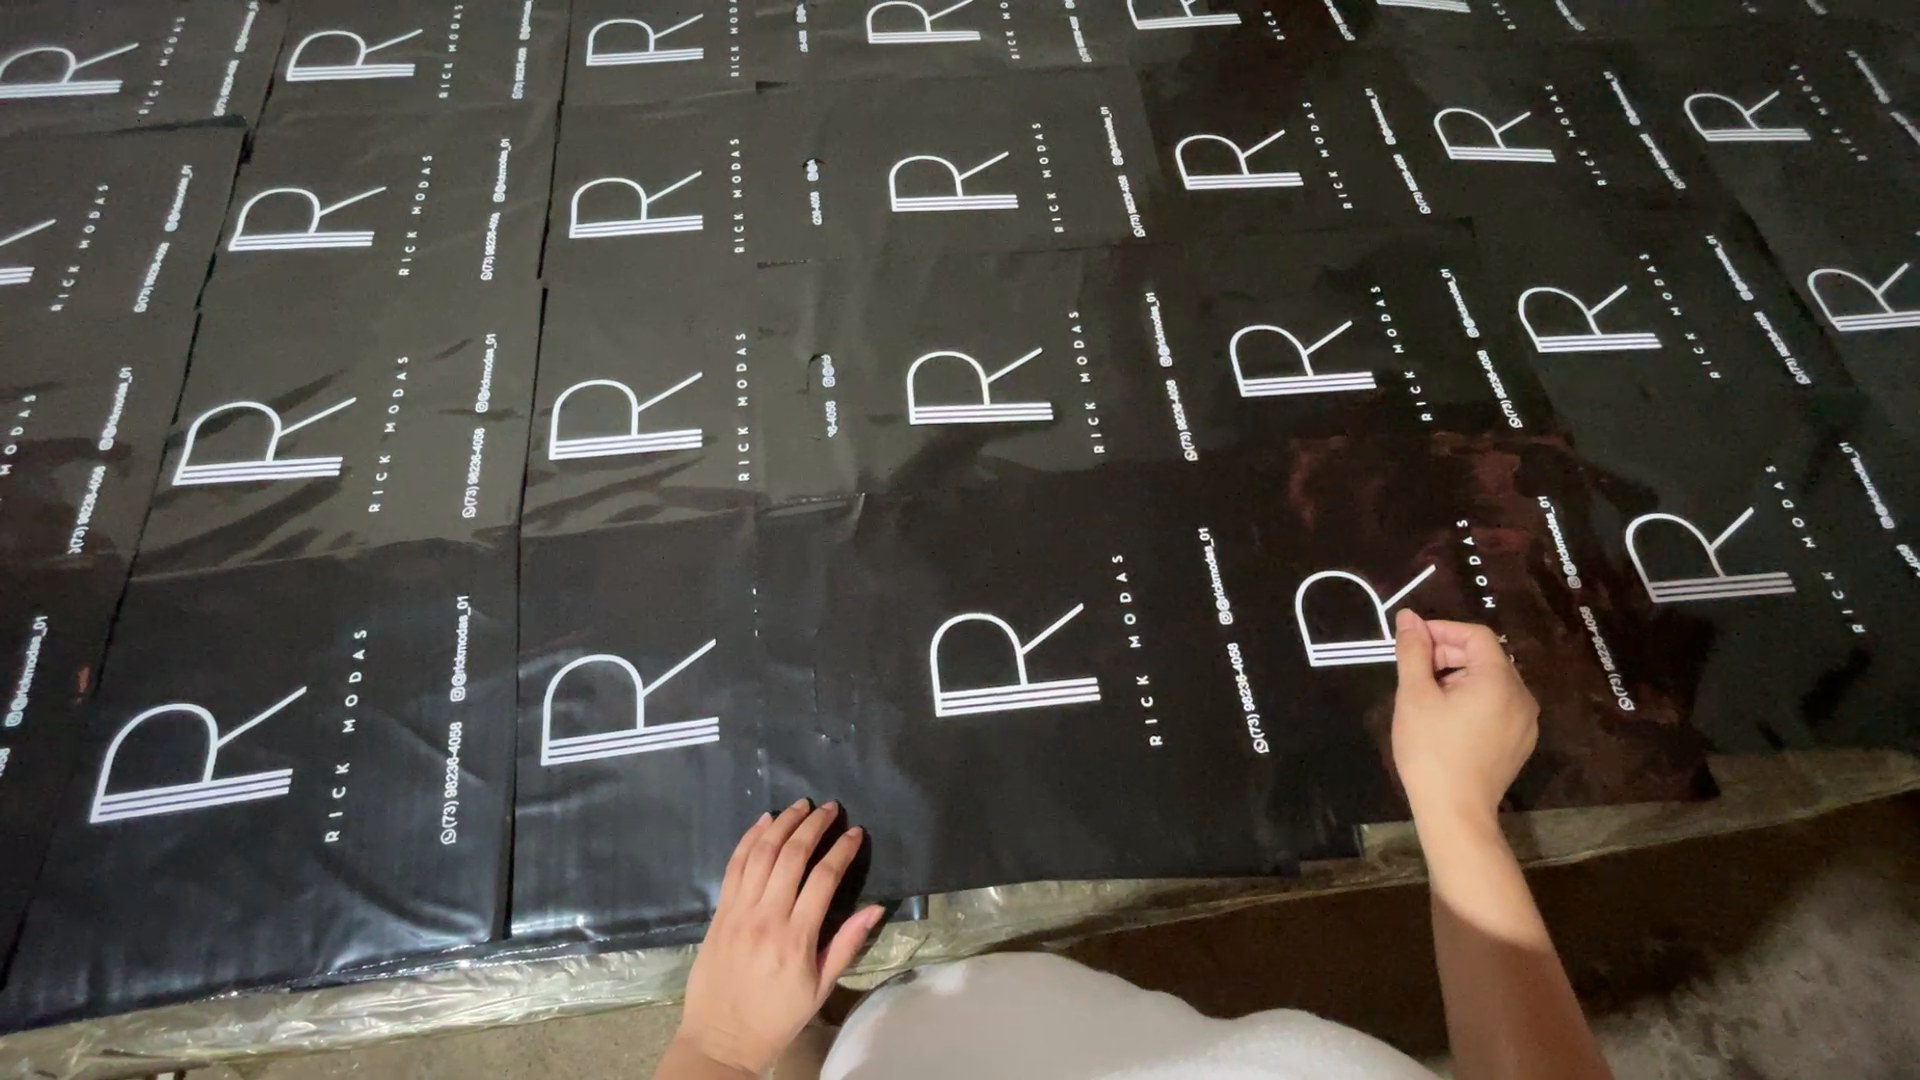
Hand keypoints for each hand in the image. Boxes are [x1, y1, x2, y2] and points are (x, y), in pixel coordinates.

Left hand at [669, 800, 884, 1077]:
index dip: (842, 850)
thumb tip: (876, 908)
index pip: (823, 879)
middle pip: (791, 856)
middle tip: (829, 808)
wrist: (719, 1040)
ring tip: (801, 806)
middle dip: (813, 826)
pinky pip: (734, 866)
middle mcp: (766, 918)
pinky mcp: (720, 912)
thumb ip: (847, 943)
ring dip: (783, 823)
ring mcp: (739, 912)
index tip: (855, 832)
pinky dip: (749, 838)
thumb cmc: (776, 1017)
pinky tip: (764, 821)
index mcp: (796, 938)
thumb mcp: (820, 988)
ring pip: (761, 854)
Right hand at [1391, 610, 1538, 829]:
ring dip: (1456, 676)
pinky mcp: (1519, 740)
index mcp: (1499, 681)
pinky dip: (1470, 698)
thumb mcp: (1414, 694)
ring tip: (1425, 696)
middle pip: (1485, 657)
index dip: (1441, 631)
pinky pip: (1496, 704)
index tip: (1410, 643)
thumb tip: (1409, 617)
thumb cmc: (1430, 748)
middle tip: (1412, 671)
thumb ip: (1413, 651)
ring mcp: (1525, 721)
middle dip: (1446, 654)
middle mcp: (1522, 696)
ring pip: (1490, 681)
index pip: (1476, 635)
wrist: (1454, 809)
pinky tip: (1445, 718)